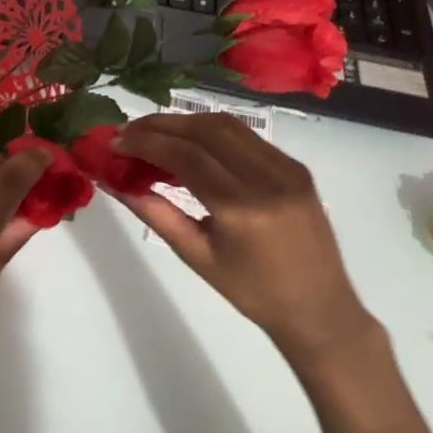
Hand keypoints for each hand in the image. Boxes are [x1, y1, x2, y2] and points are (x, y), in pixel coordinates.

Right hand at [112, 113, 374, 361]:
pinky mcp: (296, 168)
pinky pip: (246, 137)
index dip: (145, 143)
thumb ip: (153, 212)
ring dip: (184, 123)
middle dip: (160, 125)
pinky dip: (209, 133)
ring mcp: (288, 170)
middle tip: (127, 133)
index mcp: (242, 208)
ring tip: (152, 134)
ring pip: (226, 125)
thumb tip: (113, 181)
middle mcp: (269, 179)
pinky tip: (189, 146)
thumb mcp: (194, 254)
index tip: (114, 144)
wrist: (319, 308)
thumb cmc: (251, 291)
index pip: (185, 155)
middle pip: (205, 130)